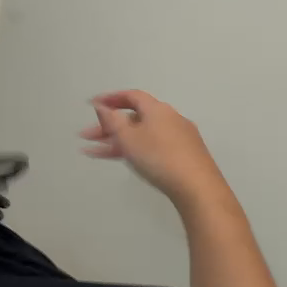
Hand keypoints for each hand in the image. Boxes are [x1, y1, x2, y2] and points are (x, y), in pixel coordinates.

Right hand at [81, 90, 229, 208]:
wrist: (199, 190)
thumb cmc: (158, 157)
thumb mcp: (127, 137)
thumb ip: (111, 119)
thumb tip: (102, 106)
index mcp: (157, 109)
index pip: (131, 96)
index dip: (110, 98)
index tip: (92, 104)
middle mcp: (170, 118)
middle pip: (134, 117)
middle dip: (109, 126)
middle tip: (88, 135)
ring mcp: (180, 138)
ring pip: (142, 134)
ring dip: (118, 140)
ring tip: (95, 152)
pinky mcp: (185, 155)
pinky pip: (153, 145)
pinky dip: (136, 149)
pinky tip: (122, 159)